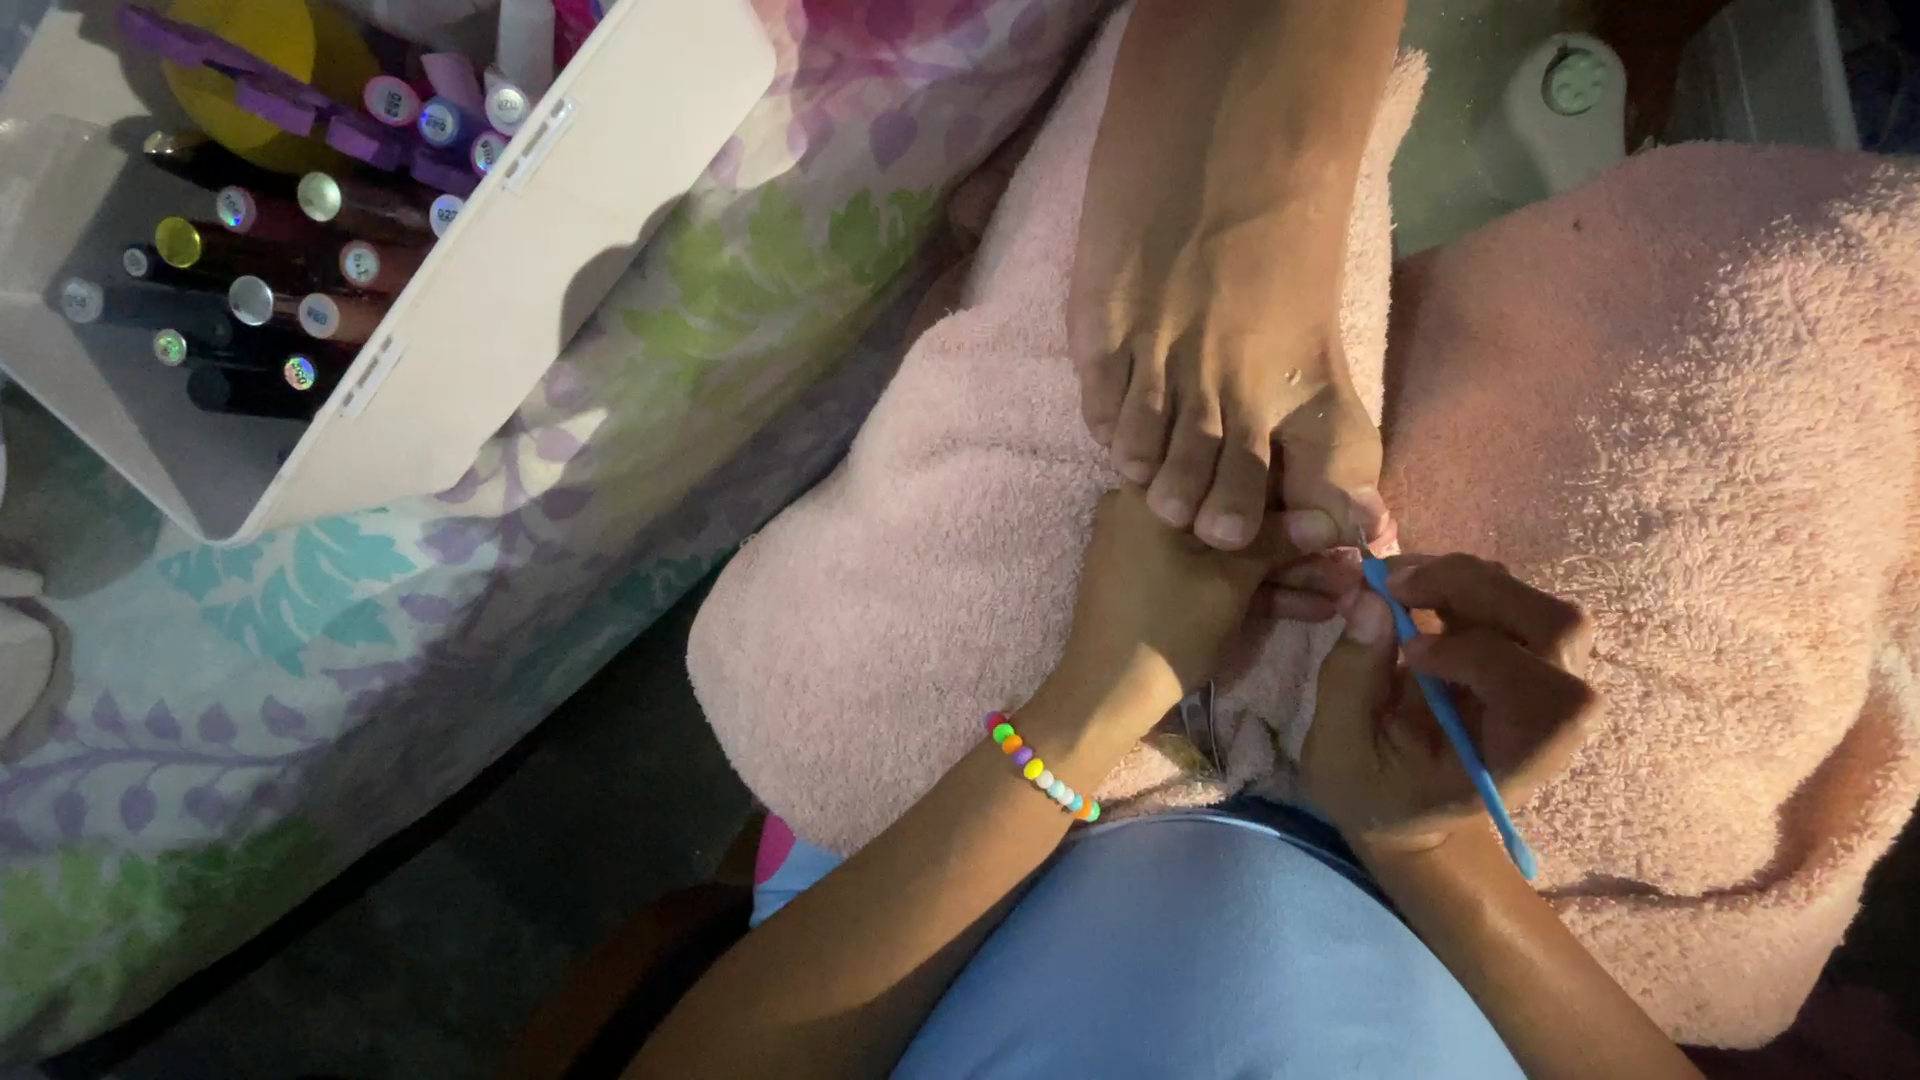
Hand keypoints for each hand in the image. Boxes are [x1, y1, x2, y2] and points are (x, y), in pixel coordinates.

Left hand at [1049, 487, 1350, 731]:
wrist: (1106, 692)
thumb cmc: (1167, 626)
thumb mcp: (1231, 582)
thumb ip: (1281, 541)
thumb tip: (1336, 516)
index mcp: (1149, 488)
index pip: (1231, 473)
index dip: (1292, 494)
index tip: (1339, 511)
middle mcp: (1142, 504)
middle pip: (1230, 513)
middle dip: (1293, 543)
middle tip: (1351, 558)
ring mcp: (1144, 542)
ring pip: (1223, 546)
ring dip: (1280, 570)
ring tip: (1346, 589)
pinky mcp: (1152, 575)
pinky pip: (1204, 567)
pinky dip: (1247, 586)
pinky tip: (1313, 606)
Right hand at [1071, 183, 1385, 554]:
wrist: (1229, 151)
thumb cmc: (1284, 265)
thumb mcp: (1325, 361)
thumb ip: (1337, 451)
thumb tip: (1369, 531)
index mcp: (1278, 383)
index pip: (1260, 481)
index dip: (1245, 518)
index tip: (1232, 535)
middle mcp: (1217, 375)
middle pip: (1192, 472)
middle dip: (1187, 505)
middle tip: (1181, 517)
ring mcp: (1155, 349)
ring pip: (1137, 443)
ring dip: (1140, 469)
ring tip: (1143, 477)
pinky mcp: (1102, 323)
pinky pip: (1097, 398)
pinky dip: (1104, 423)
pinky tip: (1114, 425)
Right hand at [1300, 553, 1599, 856]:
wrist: (1403, 808)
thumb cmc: (1370, 792)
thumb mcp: (1337, 748)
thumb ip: (1349, 679)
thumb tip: (1369, 599)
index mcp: (1513, 761)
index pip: (1552, 700)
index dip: (1487, 657)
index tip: (1410, 652)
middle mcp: (1545, 718)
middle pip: (1558, 629)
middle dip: (1475, 589)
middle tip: (1394, 582)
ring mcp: (1535, 680)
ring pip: (1535, 604)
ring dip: (1463, 578)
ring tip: (1395, 584)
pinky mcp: (1511, 654)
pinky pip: (1504, 597)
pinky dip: (1455, 580)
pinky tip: (1408, 590)